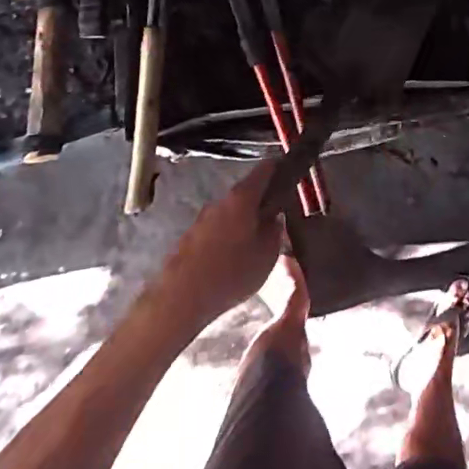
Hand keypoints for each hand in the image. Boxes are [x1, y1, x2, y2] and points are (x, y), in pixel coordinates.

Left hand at [150, 160, 282, 327]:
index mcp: (242, 198)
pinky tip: (230, 261)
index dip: (280, 167)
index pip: (265, 169)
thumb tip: (274, 218)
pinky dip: (225, 239)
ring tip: (253, 246)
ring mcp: (200, 221)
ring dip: (242, 223)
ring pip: (229, 214)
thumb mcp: (268, 254)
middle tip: (275, 219)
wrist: (178, 301)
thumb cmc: (231, 274)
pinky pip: (214, 232)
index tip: (291, 171)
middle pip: (246, 193)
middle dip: (261, 202)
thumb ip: (275, 230)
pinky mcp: (187, 240)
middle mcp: (219, 202)